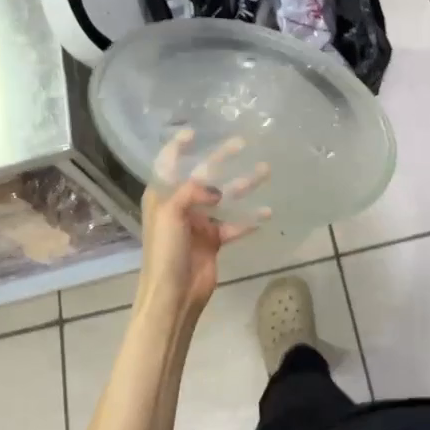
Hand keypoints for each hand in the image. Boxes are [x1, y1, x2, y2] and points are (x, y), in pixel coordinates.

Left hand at [137, 132, 270, 318]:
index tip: (194, 131)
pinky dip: (249, 218)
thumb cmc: (164, 253)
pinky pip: (234, 224)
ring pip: (224, 197)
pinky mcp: (213, 240)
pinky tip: (267, 211)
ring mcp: (199, 222)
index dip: (179, 146)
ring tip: (265, 171)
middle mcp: (180, 205)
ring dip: (243, 184)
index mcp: (162, 196)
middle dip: (222, 158)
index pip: (168, 163)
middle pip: (204, 175)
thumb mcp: (170, 215)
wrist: (172, 297)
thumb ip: (191, 191)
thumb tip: (217, 189)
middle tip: (243, 142)